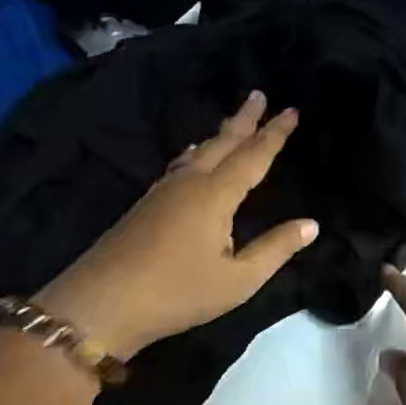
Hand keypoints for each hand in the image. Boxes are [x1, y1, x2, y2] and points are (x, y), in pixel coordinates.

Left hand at [33, 91, 316, 356]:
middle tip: (259, 94)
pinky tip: (192, 157)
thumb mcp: (238, 280)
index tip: (292, 110)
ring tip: (233, 121)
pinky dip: (196, 153)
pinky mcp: (145, 208)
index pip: (253, 156)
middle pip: (222, 144)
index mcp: (215, 196)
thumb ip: (276, 248)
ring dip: (220, 135)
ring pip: (198, 153)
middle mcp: (189, 185)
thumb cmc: (175, 294)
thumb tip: (312, 224)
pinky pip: (180, 167)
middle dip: (244, 120)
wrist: (93, 310)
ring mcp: (162, 195)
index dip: (275, 133)